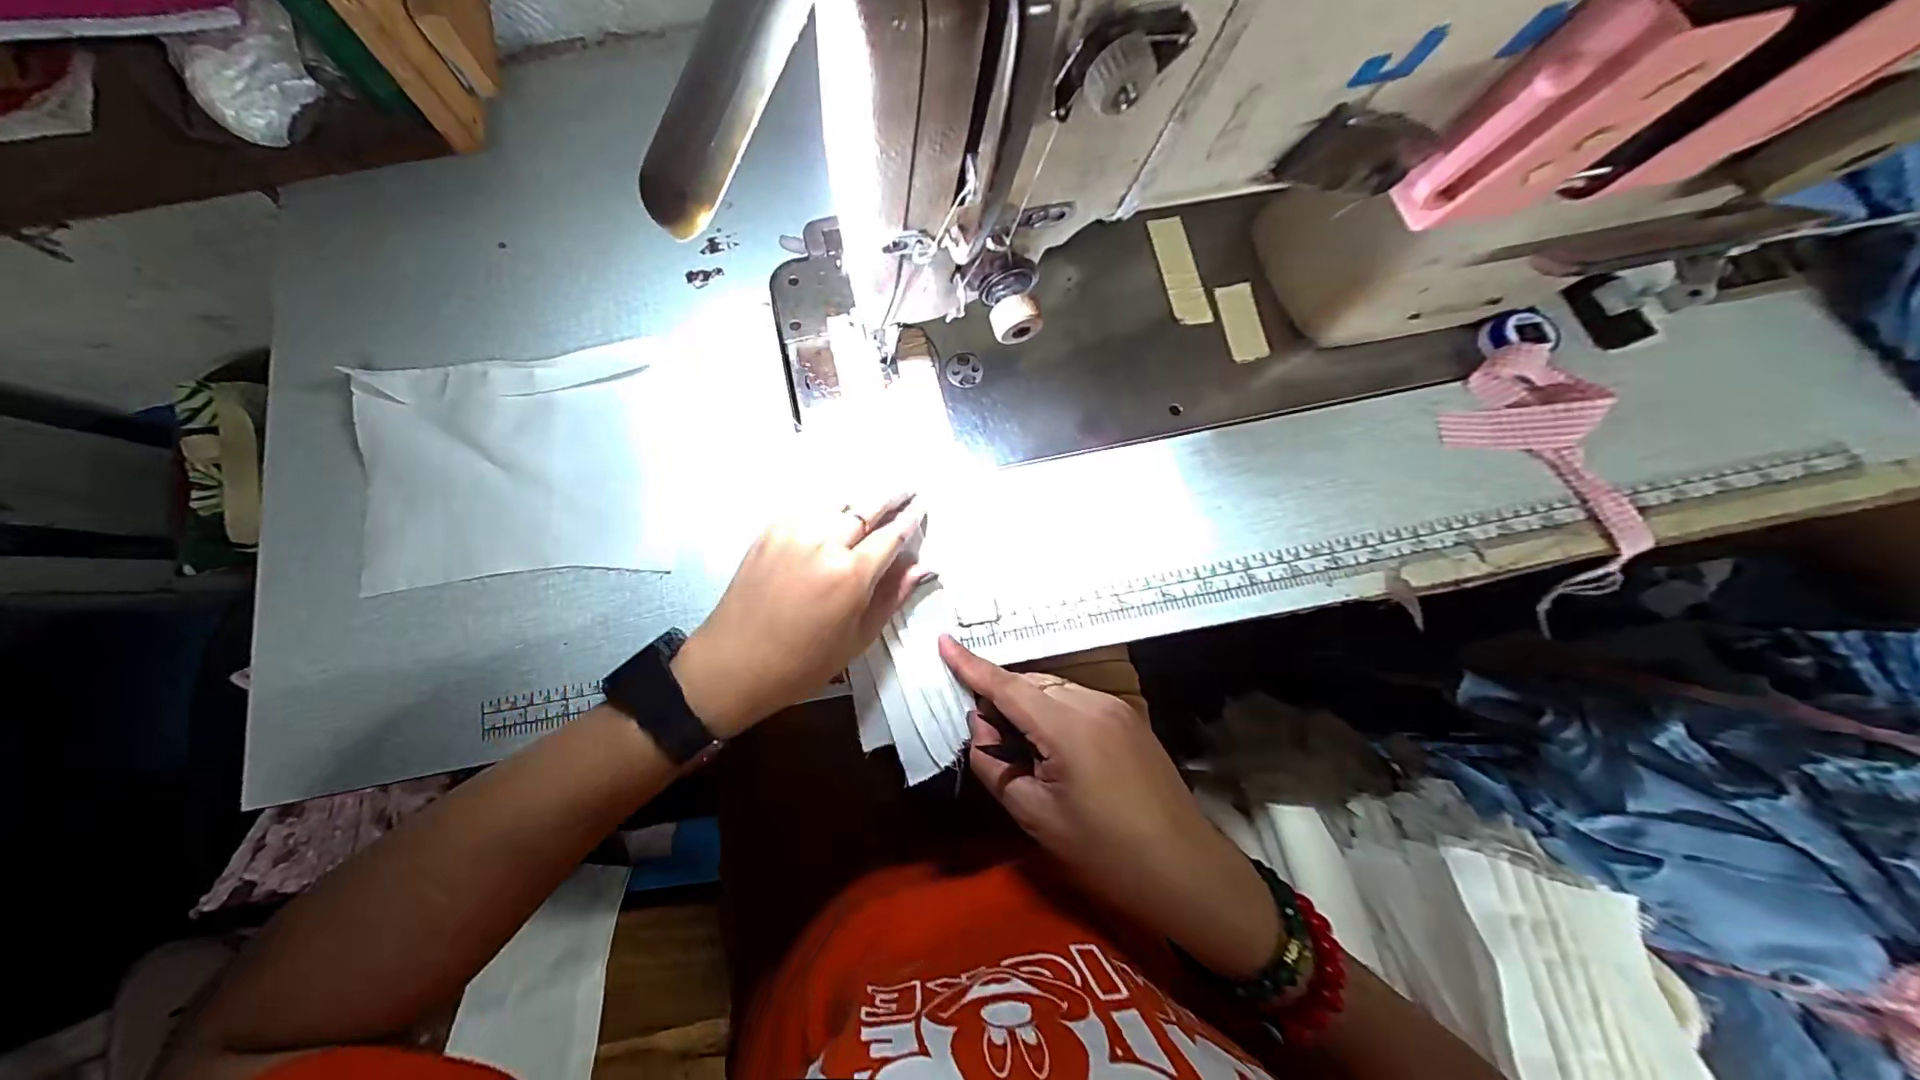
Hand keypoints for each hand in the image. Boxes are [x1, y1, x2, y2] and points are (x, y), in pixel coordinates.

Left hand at [671, 494, 927, 738]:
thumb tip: (920, 567)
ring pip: (836, 503)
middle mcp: (823, 544)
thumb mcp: (859, 636)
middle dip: (889, 498)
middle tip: (905, 490)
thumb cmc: (802, 662)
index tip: (920, 509)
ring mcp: (792, 534)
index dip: (910, 520)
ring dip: (859, 501)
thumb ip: (892, 595)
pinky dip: (827, 509)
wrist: (735, 663)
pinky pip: (808, 511)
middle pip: (865, 508)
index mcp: (850, 574)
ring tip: (873, 501)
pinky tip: (835, 514)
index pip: (891, 535)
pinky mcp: (769, 533)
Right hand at [939, 635, 1281, 978]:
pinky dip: (1054, 714)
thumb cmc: (1104, 852)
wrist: (1184, 869)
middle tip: (988, 741)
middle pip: (1031, 685)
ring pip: (1055, 690)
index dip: (970, 665)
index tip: (943, 641)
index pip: (1007, 685)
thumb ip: (995, 764)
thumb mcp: (1034, 815)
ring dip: (1029, 707)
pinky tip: (1054, 750)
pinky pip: (1077, 702)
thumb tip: (980, 731)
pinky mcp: (1131, 720)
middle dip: (1001, 700)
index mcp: (1067, 725)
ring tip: (1022, 750)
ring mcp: (1117, 708)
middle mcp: (1093, 702)